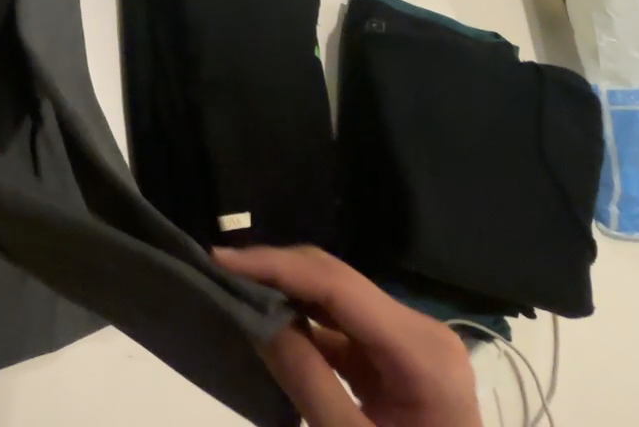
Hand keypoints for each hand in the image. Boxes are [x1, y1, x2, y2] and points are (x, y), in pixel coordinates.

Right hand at [217, 246, 479, 426]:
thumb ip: (304, 378)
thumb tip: (256, 315)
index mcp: (421, 349)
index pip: (334, 284)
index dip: (274, 266)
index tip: (218, 259)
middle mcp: (420, 330)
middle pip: (335, 281)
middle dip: (275, 272)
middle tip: (218, 271)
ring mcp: (410, 344)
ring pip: (333, 298)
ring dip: (284, 292)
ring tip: (233, 288)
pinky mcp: (396, 361)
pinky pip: (340, 327)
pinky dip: (301, 323)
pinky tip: (266, 321)